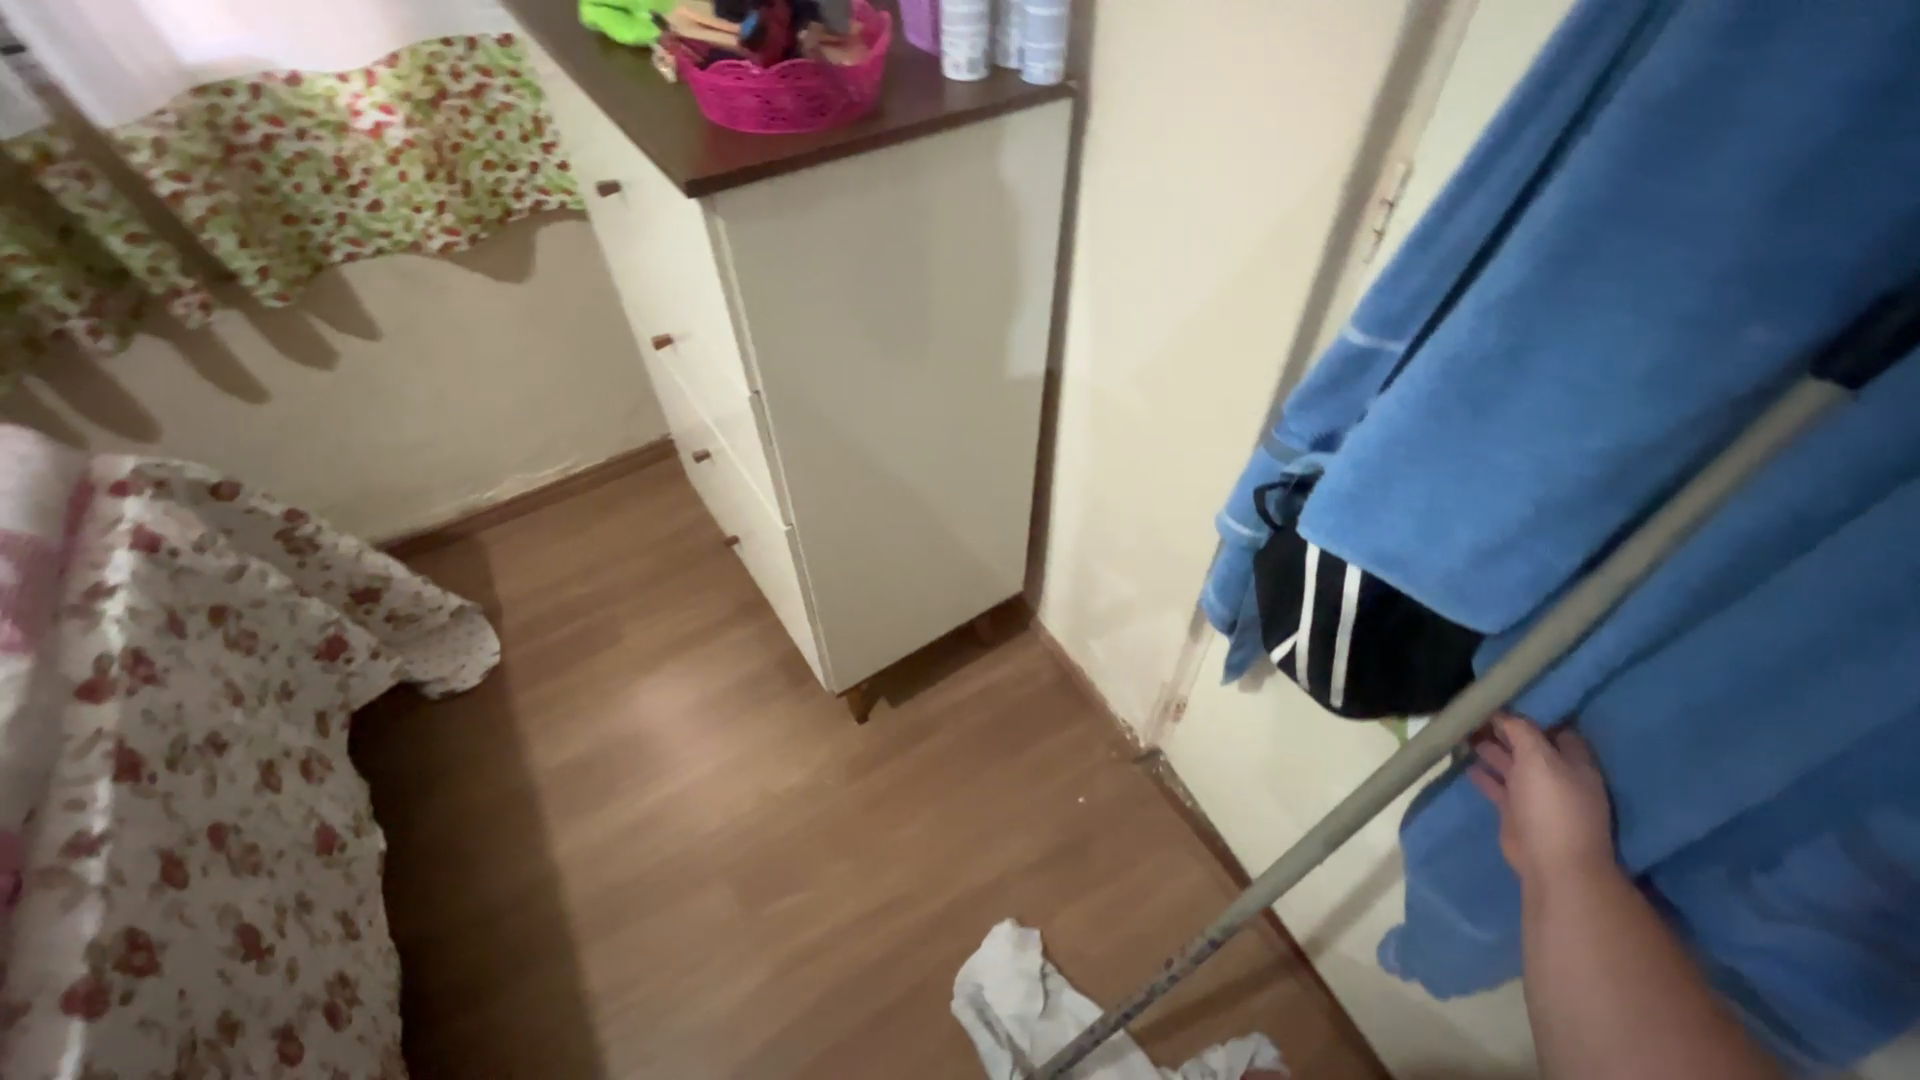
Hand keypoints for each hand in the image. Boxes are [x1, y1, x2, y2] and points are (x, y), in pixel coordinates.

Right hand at [1469, 712, 1615, 886]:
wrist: (1553, 862)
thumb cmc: (1553, 805)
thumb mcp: (1539, 759)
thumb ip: (1522, 732)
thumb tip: (1505, 713)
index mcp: (1574, 763)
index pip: (1556, 731)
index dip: (1533, 716)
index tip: (1504, 702)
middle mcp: (1558, 776)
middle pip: (1530, 747)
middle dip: (1506, 731)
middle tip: (1475, 715)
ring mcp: (1537, 796)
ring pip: (1511, 765)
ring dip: (1492, 751)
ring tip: (1464, 734)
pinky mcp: (1517, 812)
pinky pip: (1498, 787)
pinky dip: (1484, 776)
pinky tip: (1466, 765)